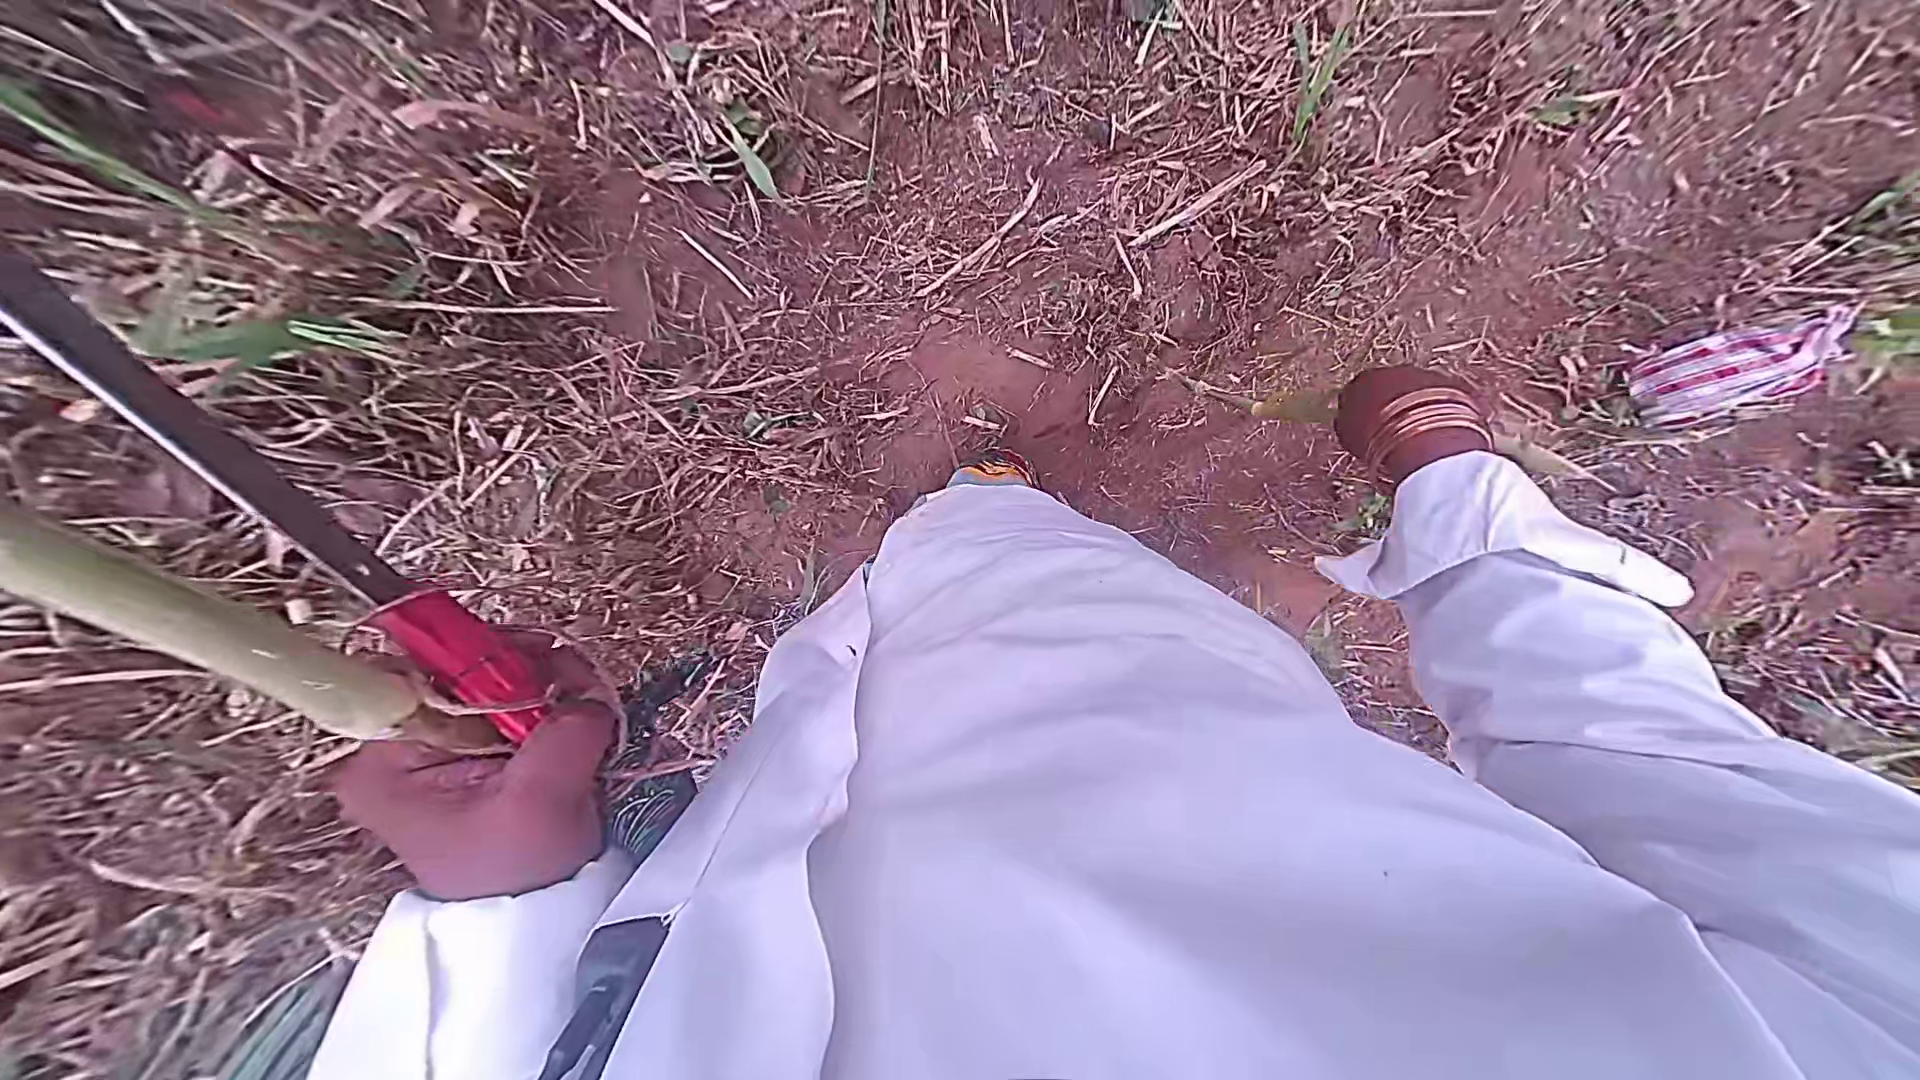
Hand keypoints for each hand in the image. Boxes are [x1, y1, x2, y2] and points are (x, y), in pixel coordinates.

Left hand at [332, 633, 619, 900]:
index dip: (480, 654)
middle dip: (533, 668)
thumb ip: (563, 733)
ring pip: (506, 674)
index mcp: (388, 759)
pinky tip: (585, 714)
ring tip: (589, 708)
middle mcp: (411, 740)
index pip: (419, 671)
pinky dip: (564, 695)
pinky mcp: (492, 740)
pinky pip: (528, 693)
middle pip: (470, 665)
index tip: (539, 660)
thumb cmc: (520, 867)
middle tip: (579, 687)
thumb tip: (586, 691)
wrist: (543, 904)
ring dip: (558, 680)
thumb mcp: (539, 800)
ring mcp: (454, 739)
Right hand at [1335, 366, 1491, 484]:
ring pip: (1420, 389)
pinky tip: (1435, 429)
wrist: (1422, 438)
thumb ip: (1347, 420)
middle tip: (1389, 425)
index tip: (1363, 421)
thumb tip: (1347, 420)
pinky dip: (1440, 409)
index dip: (1361, 405)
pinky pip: (1446, 397)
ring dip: (1417, 404)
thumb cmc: (1378, 436)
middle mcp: (1398, 370)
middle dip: (1391, 401)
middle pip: (1392, 384)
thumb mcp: (1347, 433)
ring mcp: (1430, 377)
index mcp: (1364, 378)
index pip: (1359, 387)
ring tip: (1413, 431)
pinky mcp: (1458, 388)